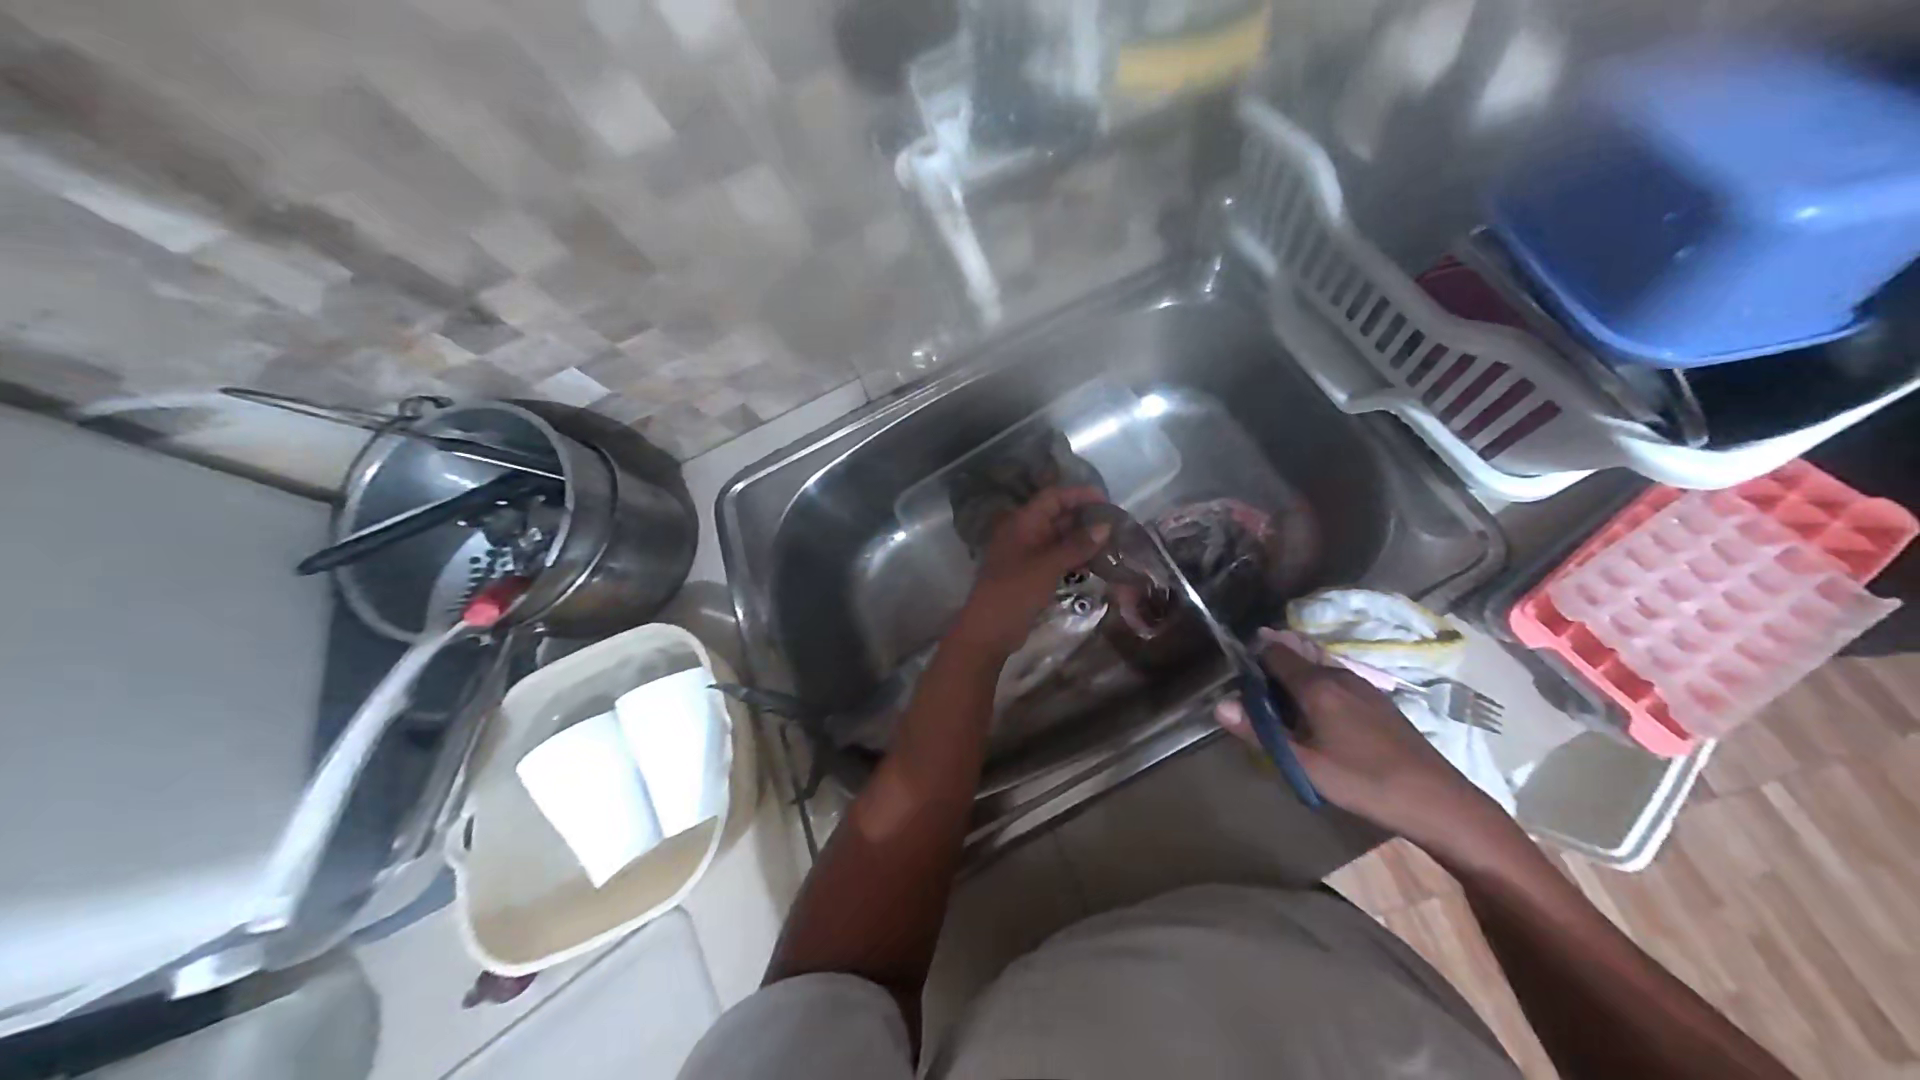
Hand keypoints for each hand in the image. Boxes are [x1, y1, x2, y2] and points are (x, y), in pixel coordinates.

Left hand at [948, 486, 1109, 656]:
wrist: (990, 629)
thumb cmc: (1016, 590)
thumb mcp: (1048, 565)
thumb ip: (1077, 545)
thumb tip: (1105, 527)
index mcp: (1022, 522)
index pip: (1053, 497)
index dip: (1078, 494)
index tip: (1106, 500)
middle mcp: (1024, 533)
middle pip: (1057, 516)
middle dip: (1084, 517)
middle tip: (1115, 524)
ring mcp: (1026, 554)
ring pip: (1058, 539)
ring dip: (1082, 539)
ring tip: (1111, 543)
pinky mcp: (1031, 574)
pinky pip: (1056, 558)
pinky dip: (1074, 557)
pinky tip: (1094, 564)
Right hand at [1215, 631, 1509, 856]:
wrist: (1439, 802)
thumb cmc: (1365, 782)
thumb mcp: (1304, 764)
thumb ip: (1260, 733)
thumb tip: (1218, 704)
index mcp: (1318, 685)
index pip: (1275, 652)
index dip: (1252, 659)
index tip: (1237, 677)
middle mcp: (1339, 676)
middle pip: (1297, 655)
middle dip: (1272, 665)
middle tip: (1254, 691)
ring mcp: (1363, 686)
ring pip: (1318, 667)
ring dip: (1295, 677)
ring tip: (1280, 704)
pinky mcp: (1378, 701)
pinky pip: (1336, 680)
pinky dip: (1316, 686)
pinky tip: (1316, 715)